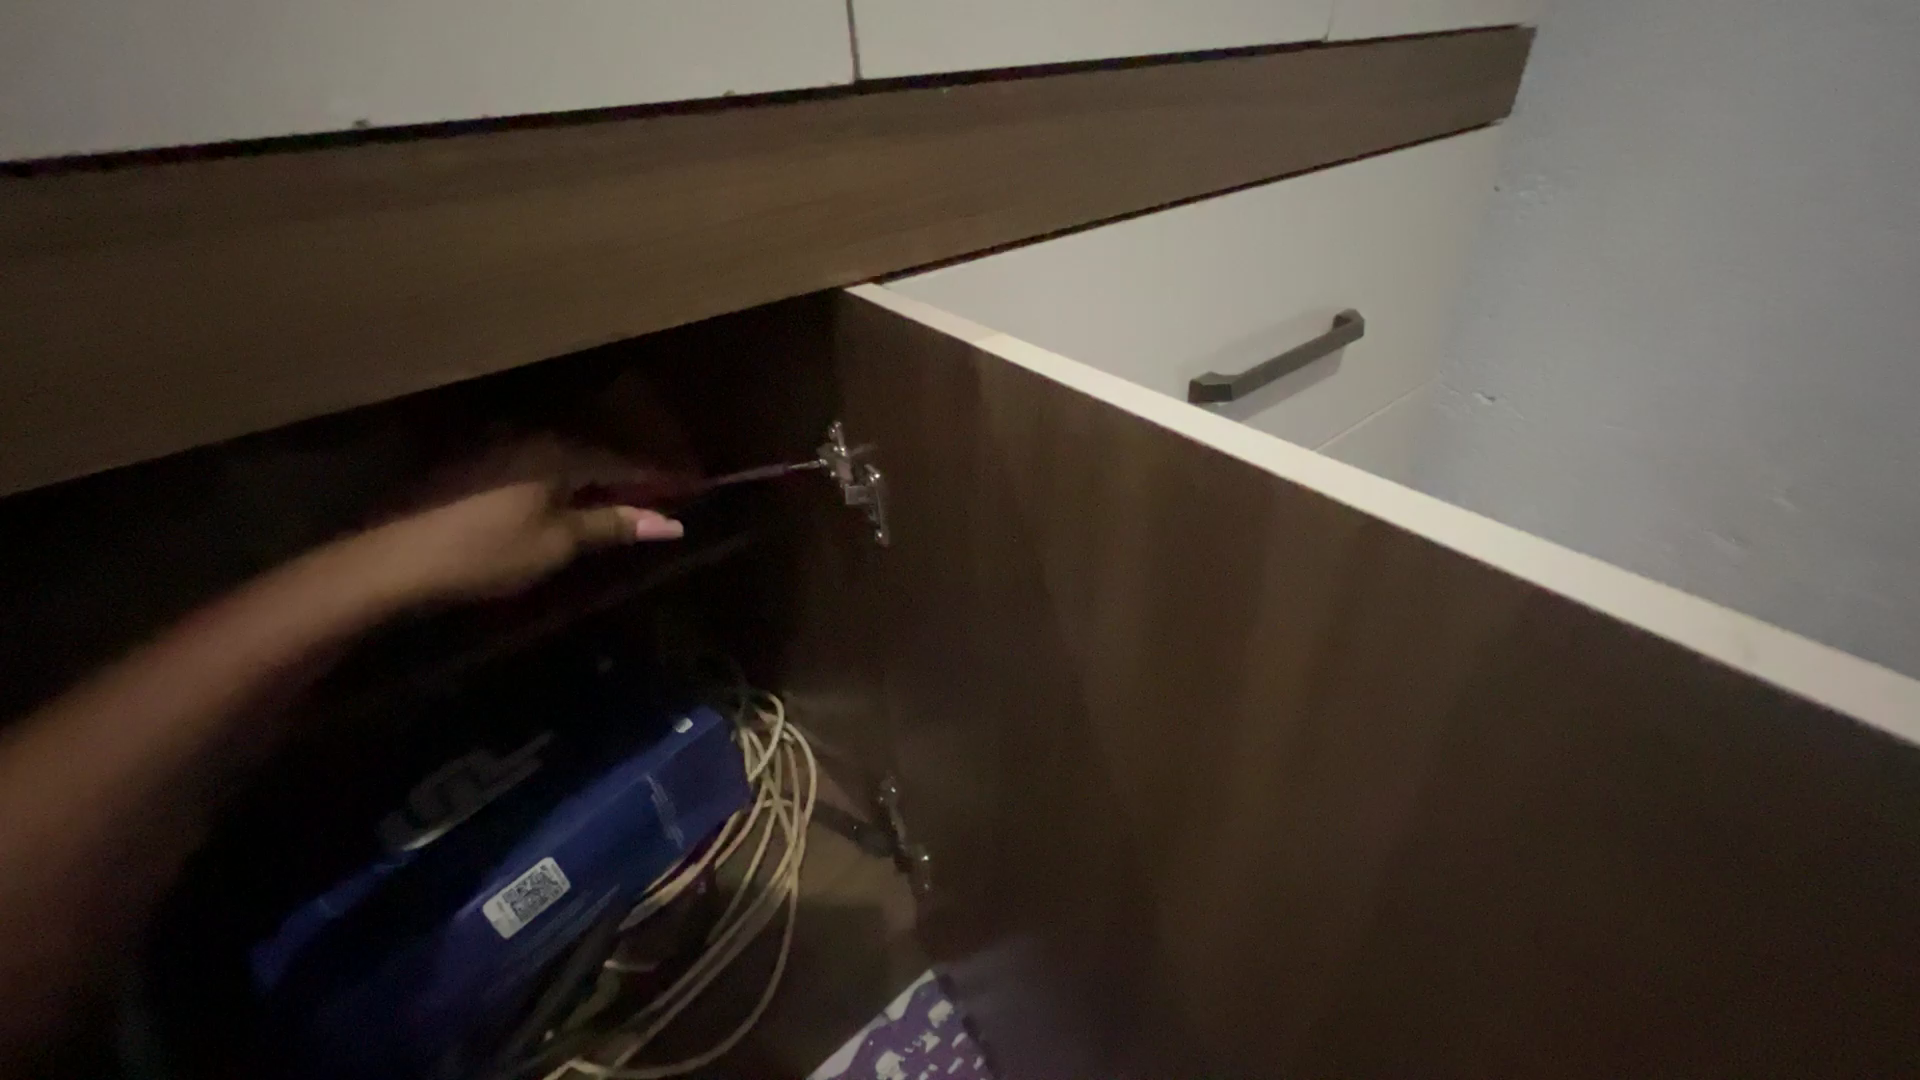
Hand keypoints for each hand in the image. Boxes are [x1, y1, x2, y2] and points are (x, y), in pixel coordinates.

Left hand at [339, 437, 689, 604]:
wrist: (394, 561)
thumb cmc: (487, 552)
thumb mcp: (559, 542)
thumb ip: (613, 524)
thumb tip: (670, 523)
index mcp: (559, 453)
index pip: (626, 465)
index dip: (661, 480)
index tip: (694, 488)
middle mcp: (533, 440)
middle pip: (598, 458)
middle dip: (632, 478)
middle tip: (663, 496)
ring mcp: (501, 450)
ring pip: (567, 463)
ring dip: (598, 481)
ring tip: (625, 501)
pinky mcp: (477, 467)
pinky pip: (541, 469)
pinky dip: (566, 486)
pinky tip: (572, 503)